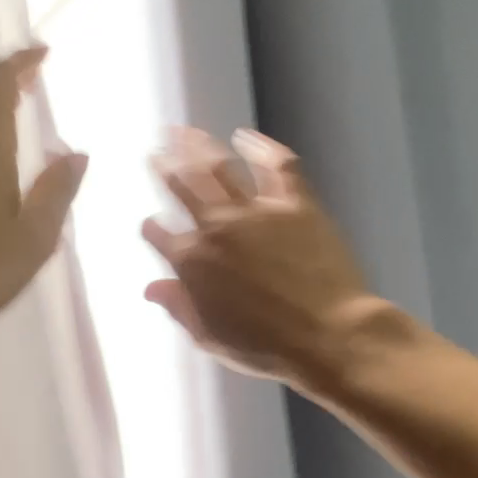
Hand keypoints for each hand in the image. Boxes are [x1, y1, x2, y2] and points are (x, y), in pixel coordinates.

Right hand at [142, 128, 371, 386]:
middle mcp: (216, 227)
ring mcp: (256, 211)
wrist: (328, 336)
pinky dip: (260, 147)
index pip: (159, 234)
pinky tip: (245, 136)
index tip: (150, 222)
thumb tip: (151, 287)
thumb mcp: (210, 337)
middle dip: (164, 165)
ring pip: (219, 168)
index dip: (151, 227)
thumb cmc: (264, 347)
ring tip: (183, 131)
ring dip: (198, 146)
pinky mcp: (295, 203)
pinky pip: (276, 165)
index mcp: (191, 262)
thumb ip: (178, 307)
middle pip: (182, 186)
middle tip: (155, 149)